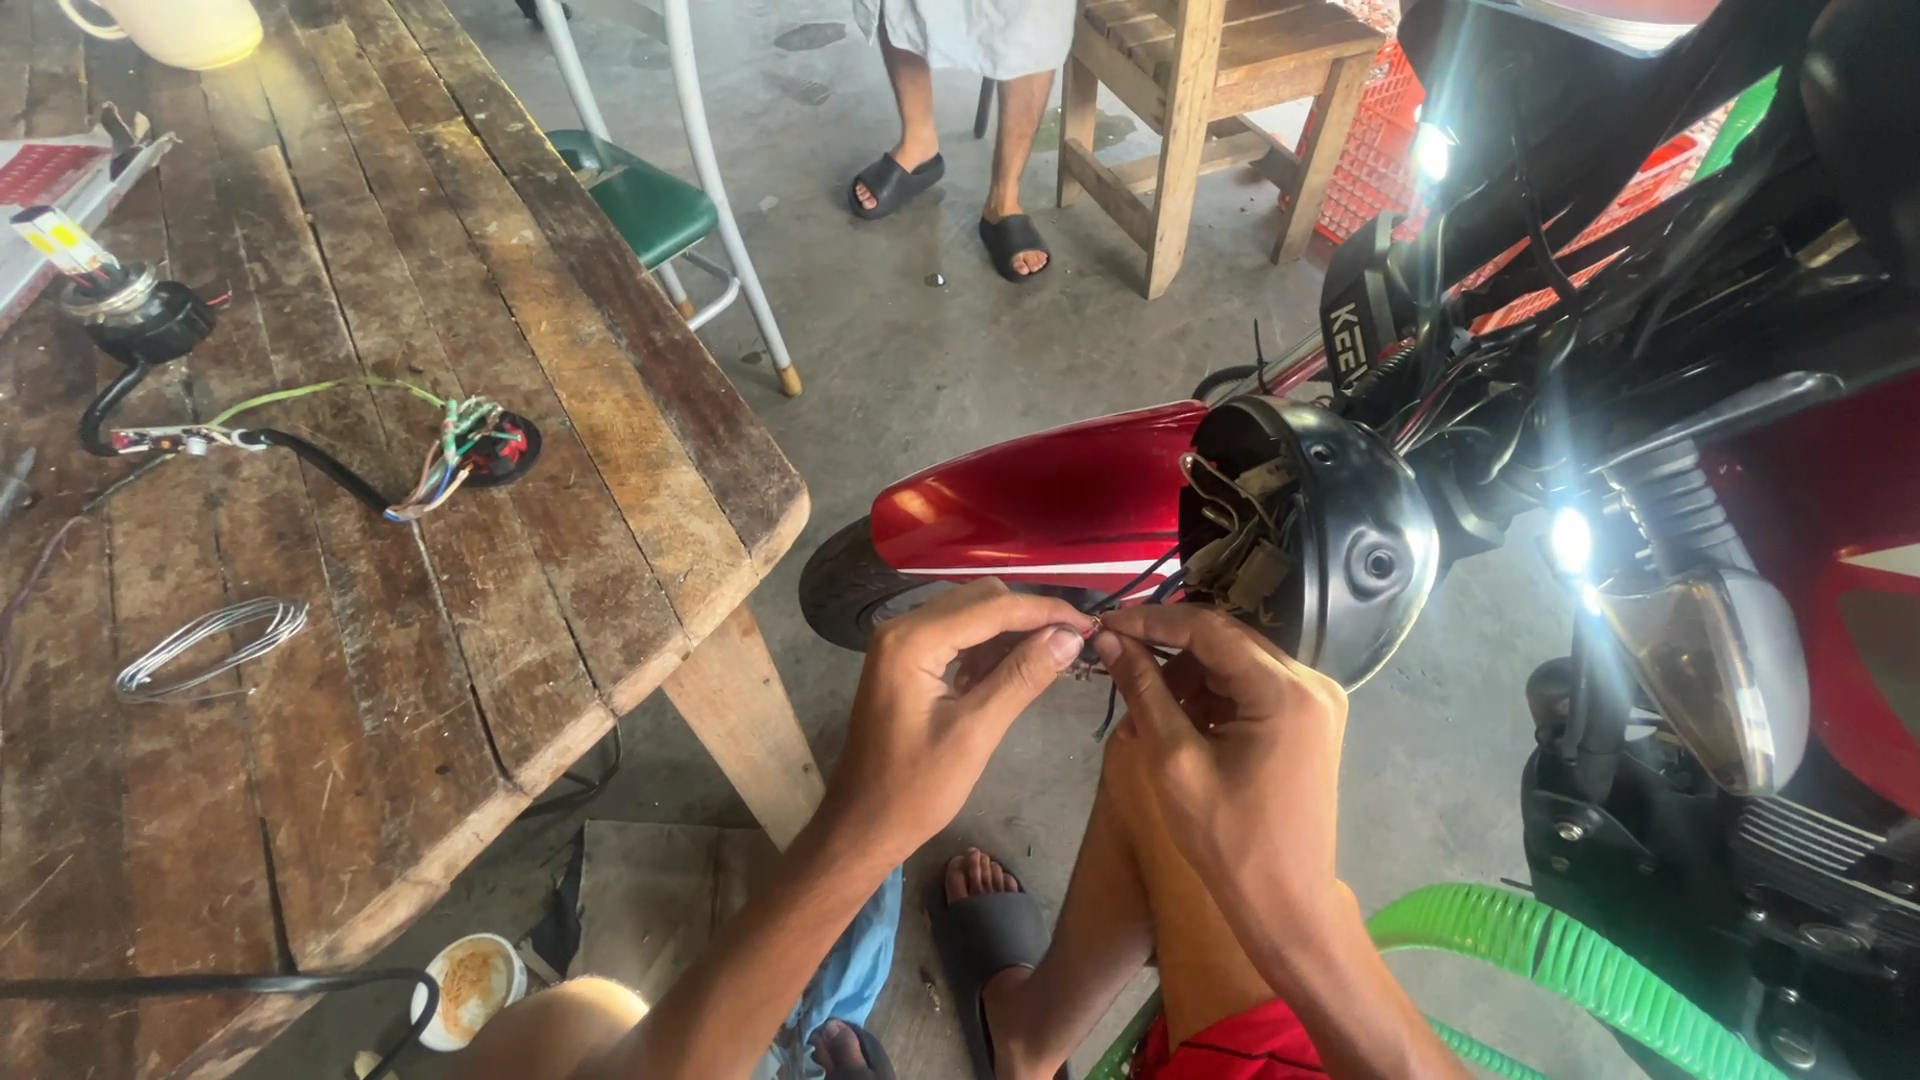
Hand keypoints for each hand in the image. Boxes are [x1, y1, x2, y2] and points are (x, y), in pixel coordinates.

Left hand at [823, 579, 1091, 861]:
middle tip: (1071, 643)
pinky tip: (1009, 672)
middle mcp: (902, 627)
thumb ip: (1021, 678)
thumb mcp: (975, 734)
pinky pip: (955, 633)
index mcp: (912, 641)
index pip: (991, 607)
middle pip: (980, 599)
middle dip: (1029, 616)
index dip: (1044, 612)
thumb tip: (1068, 639)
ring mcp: (900, 640)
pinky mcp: (904, 657)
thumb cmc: (915, 789)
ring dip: (1010, 631)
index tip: (1087, 624)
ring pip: (970, 613)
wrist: (862, 823)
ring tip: (1049, 658)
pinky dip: (986, 646)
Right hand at [1092, 605, 1348, 924]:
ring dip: (1186, 672)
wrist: (1285, 906)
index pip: (1208, 628)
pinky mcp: (1307, 717)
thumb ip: (1143, 689)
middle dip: (1166, 644)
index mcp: (1286, 691)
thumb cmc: (1228, 840)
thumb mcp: (1174, 759)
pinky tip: (1177, 718)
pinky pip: (1248, 683)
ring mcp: (1314, 699)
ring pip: (1233, 659)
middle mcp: (1310, 681)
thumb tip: (1109, 638)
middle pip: (1224, 638)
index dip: (1151, 620)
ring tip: (1143, 704)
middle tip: (1116, 653)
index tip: (1105, 622)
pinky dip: (1209, 693)